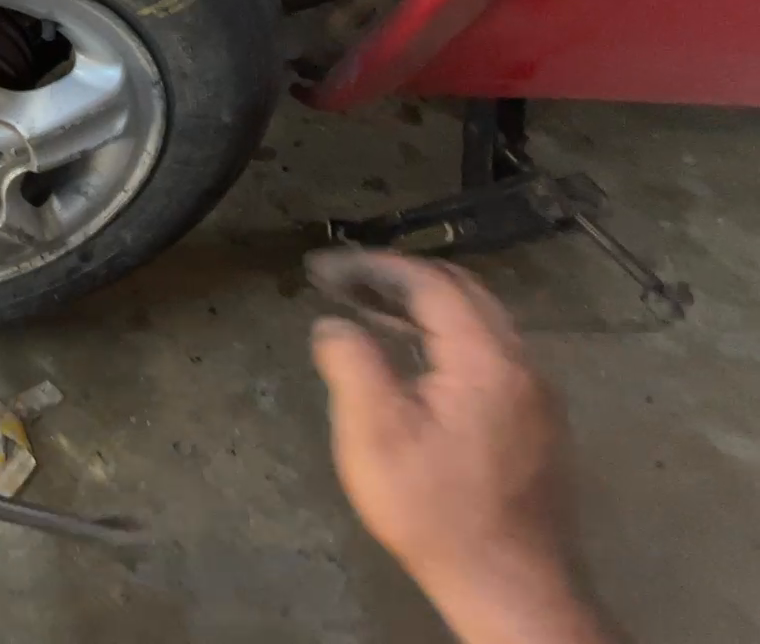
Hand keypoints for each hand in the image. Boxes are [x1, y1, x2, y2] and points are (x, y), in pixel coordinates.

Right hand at [308, 250, 608, 643]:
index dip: (372, 265)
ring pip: (474, 321)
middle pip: (461, 292)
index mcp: (485, 361)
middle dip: (395, 274)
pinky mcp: (528, 419)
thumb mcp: (372, 429)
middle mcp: (520, 366)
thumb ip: (350, 361)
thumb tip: (333, 322)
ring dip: (414, 302)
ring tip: (356, 303)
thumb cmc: (431, 504)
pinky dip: (434, 331)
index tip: (320, 266)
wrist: (508, 585)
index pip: (431, 283)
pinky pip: (481, 349)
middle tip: (337, 277)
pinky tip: (399, 348)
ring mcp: (531, 395)